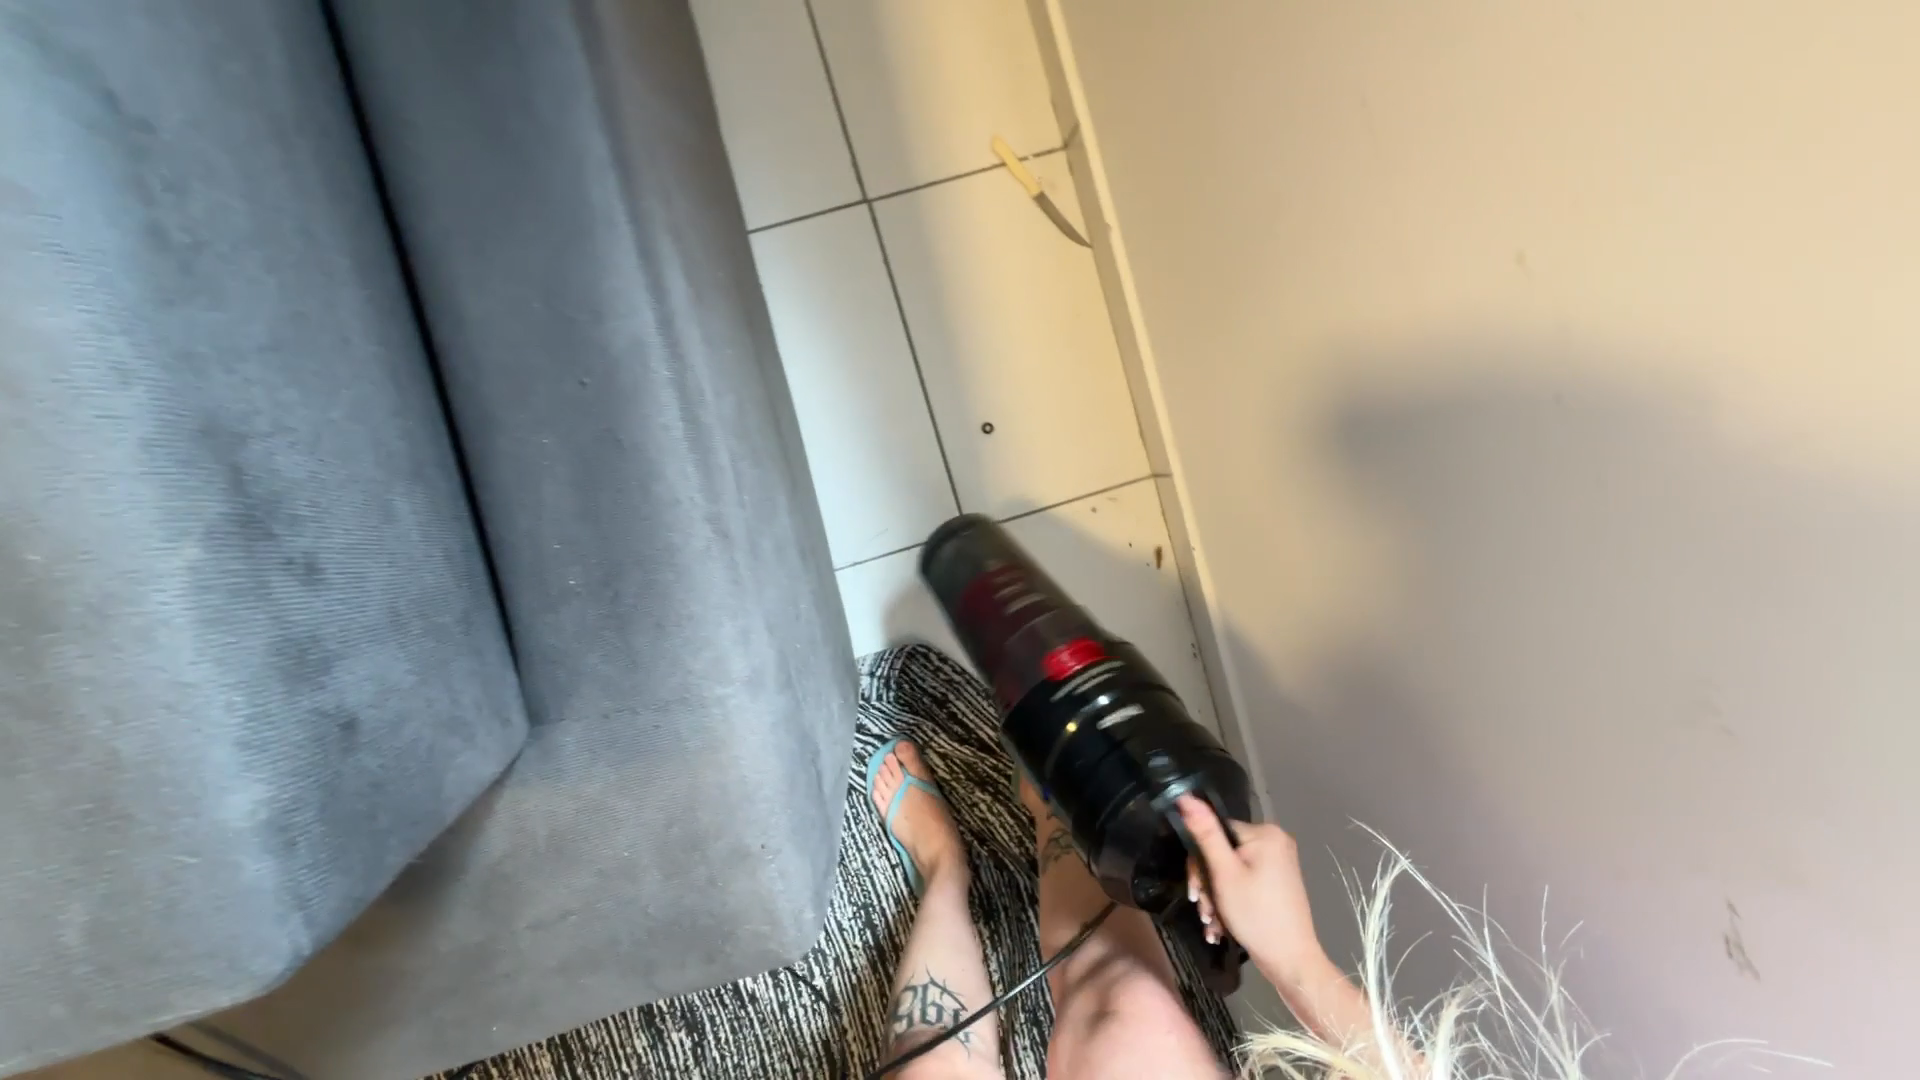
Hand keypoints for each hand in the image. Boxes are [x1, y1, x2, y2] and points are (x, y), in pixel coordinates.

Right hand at [1177, 795, 1327, 988]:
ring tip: (1212, 923)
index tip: (1196, 891)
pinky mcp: (1277, 881)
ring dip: (1215, 896)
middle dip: (1207, 884)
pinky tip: (1222, 923)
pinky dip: (1229, 899)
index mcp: (1265, 833)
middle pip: (1221, 851)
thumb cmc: (1256, 915)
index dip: (1199, 861)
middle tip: (1203, 911)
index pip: (1215, 832)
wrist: (1291, 963)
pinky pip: (1243, 879)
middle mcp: (1274, 841)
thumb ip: (1205, 833)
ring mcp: (1277, 862)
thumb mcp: (1224, 873)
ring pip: (1229, 869)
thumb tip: (1184, 796)